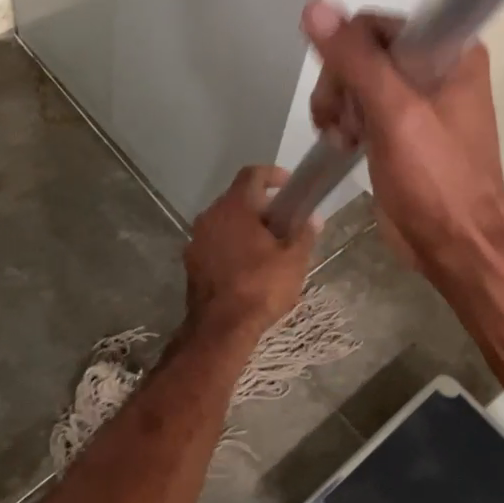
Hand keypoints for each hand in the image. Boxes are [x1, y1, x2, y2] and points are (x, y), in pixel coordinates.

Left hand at [183, 166, 316, 341]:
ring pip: (224, 222)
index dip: (272, 174)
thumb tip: (312, 218)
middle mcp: (210, 215)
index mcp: (234, 207)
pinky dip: (231, 245)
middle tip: (284, 221)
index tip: (289, 185)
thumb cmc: (260, 287)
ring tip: (269, 246)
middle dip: (261, 206)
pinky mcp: (191, 261)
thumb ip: (303, 234)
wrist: (220, 327)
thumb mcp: (293, 260)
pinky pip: (215, 242)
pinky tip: (248, 266)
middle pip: (237, 199)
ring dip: (245, 227)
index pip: (252, 175)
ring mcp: (196, 238)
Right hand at [301, 0, 503, 272]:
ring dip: (338, 106)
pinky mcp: (401, 125)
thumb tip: (314, 7)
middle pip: (361, 51)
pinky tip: (344, 144)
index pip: (377, 25)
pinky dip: (344, 120)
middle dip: (341, 85)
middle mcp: (436, 66)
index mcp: (450, 50)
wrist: (455, 246)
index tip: (346, 92)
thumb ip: (354, 59)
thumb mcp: (394, 112)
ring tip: (343, 138)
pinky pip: (359, 103)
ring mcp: (418, 97)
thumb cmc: (435, 178)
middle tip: (342, 122)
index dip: (351, 53)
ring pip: (354, 78)